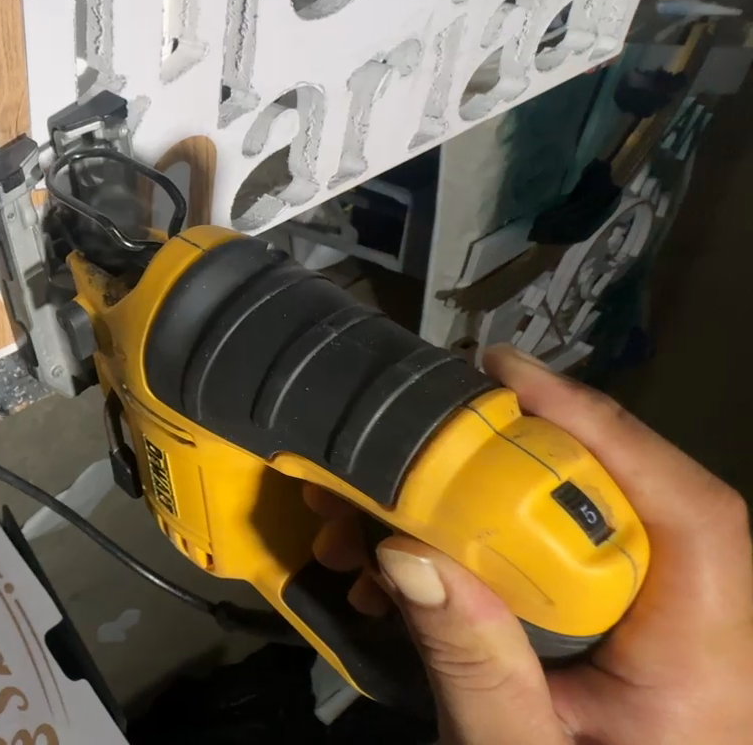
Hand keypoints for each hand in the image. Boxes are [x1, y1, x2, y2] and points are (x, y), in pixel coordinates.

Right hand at [313, 345, 752, 742]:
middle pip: (599, 501)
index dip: (607, 431)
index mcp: (702, 670)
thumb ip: (473, 665)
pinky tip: (366, 566)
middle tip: (388, 441)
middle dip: (478, 461)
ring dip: (427, 506)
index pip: (694, 521)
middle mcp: (675, 632)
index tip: (506, 376)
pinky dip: (425, 544)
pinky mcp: (566, 629)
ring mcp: (618, 629)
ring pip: (536, 523)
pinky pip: (502, 557)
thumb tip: (407, 550)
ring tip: (344, 519)